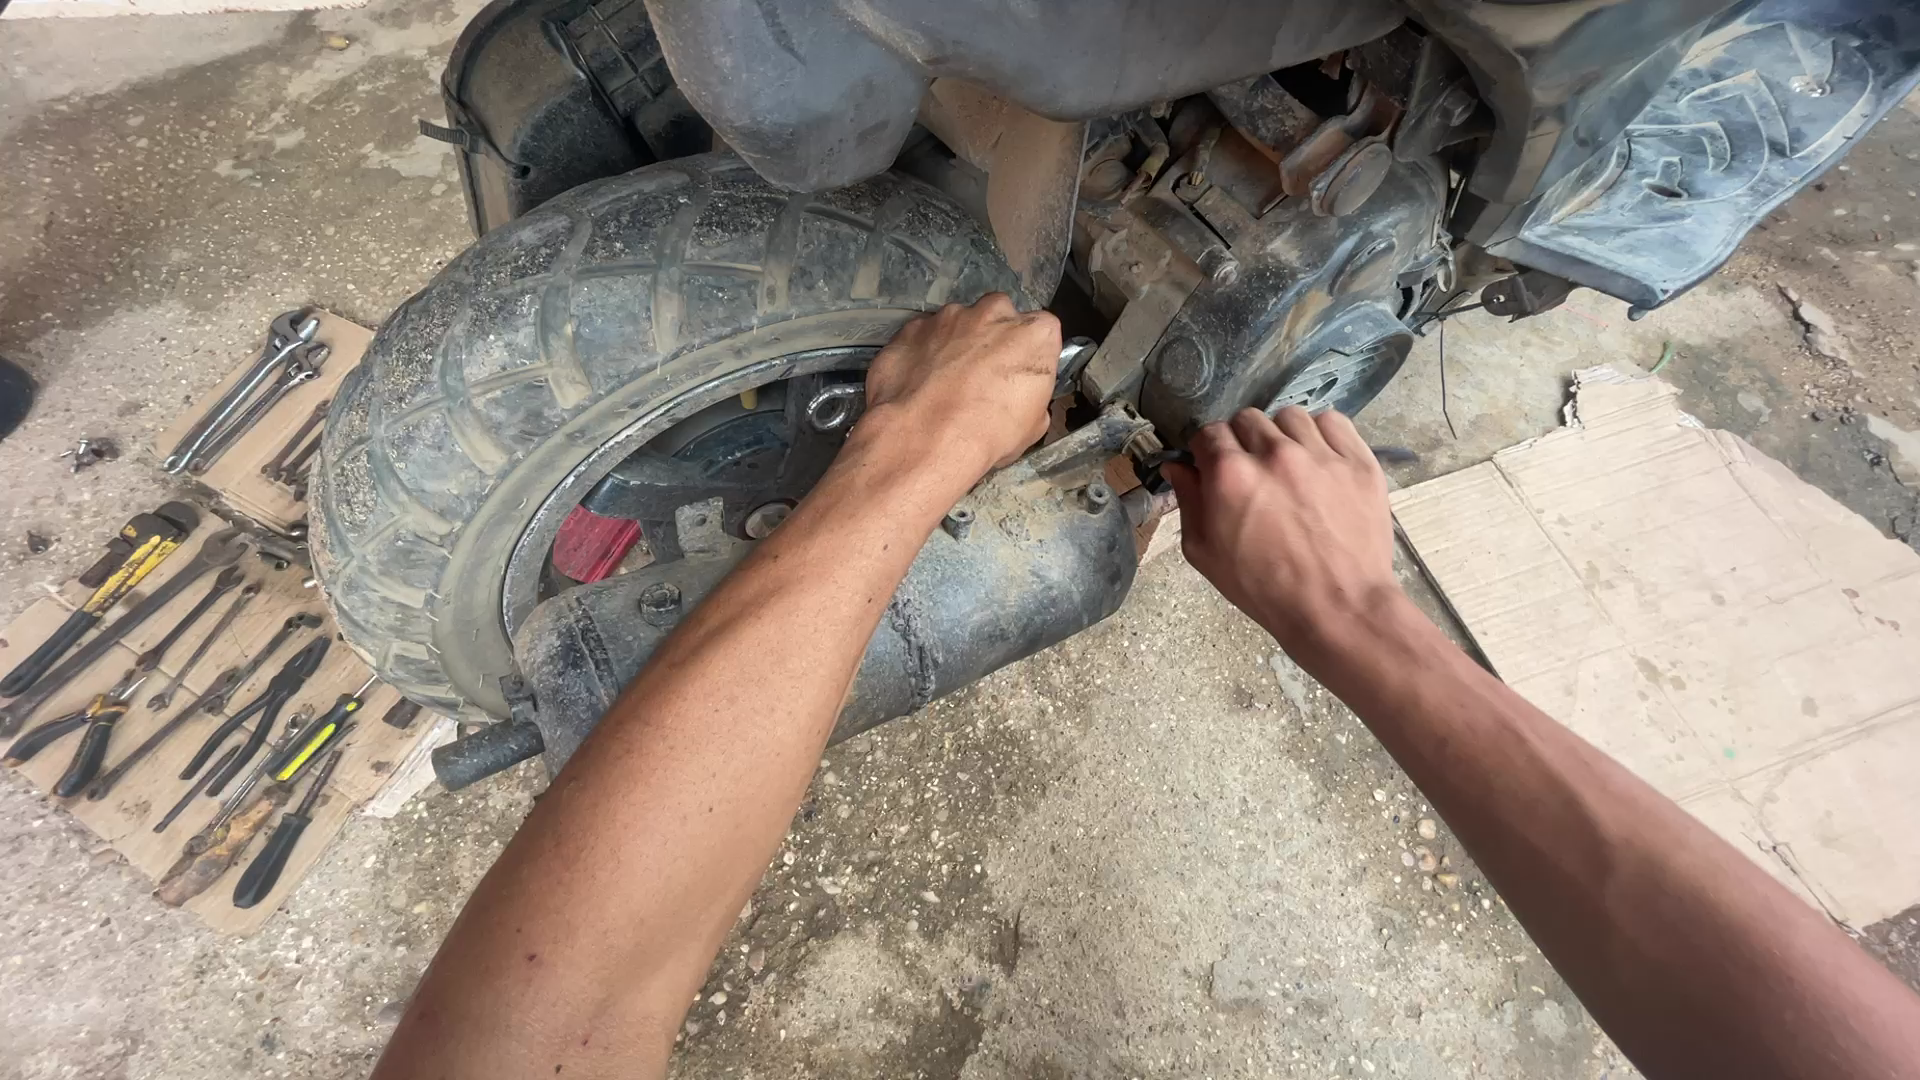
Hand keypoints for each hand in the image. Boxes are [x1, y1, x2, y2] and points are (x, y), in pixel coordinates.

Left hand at [859, 294, 1059, 475]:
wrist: (928, 438)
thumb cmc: (989, 433)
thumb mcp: (1033, 426)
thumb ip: (1031, 394)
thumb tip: (1021, 399)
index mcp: (1034, 332)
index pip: (1041, 332)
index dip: (1029, 354)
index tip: (1020, 375)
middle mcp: (992, 313)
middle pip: (998, 316)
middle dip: (991, 339)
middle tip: (981, 376)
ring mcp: (948, 318)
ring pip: (956, 324)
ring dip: (954, 346)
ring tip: (945, 384)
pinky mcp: (911, 329)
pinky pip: (921, 338)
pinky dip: (921, 354)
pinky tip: (919, 385)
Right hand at [1162, 407, 1400, 652]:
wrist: (1336, 607)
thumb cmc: (1261, 587)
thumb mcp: (1203, 552)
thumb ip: (1188, 501)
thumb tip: (1177, 468)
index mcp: (1229, 474)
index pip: (1208, 433)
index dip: (1205, 451)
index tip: (1211, 468)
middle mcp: (1273, 453)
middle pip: (1246, 419)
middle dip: (1240, 440)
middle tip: (1248, 469)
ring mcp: (1319, 454)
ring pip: (1289, 415)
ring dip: (1279, 433)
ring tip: (1285, 462)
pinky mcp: (1358, 461)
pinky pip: (1333, 421)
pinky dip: (1320, 432)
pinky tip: (1316, 457)